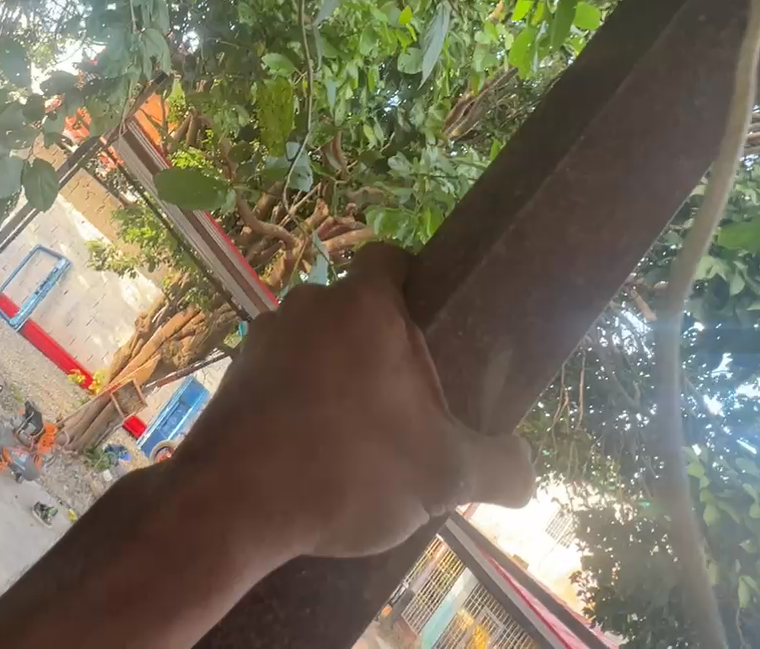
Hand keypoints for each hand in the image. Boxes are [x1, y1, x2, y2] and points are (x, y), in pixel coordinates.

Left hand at [169, 242, 534, 558]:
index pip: (390, 257)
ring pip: (316, 339)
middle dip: (380, 344)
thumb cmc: (348, 468)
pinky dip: (298, 393)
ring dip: (336, 371)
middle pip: (355, 307)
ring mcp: (265, 334)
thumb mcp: (444, 475)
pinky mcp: (236, 369)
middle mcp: (309, 303)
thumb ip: (500, 466)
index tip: (431, 325)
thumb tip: (526, 471)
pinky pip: (281, 368)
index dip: (414, 280)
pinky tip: (309, 445)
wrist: (233, 501)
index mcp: (363, 305)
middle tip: (405, 401)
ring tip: (355, 432)